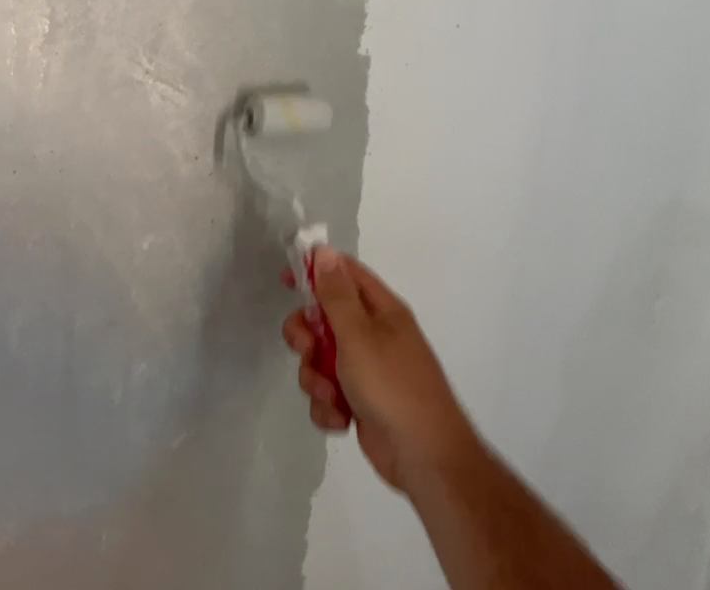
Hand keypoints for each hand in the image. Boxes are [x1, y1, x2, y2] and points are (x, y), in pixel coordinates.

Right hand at [282, 247, 479, 491]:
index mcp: (381, 311)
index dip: (314, 271)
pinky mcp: (358, 401)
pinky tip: (341, 419)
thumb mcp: (358, 335)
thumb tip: (324, 251)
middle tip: (308, 350)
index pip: (343, 274)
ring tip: (331, 395)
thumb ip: (336, 294)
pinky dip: (327, 406)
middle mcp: (373, 335)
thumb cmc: (392, 386)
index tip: (285, 281)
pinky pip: (326, 392)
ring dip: (315, 378)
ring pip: (318, 359)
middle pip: (322, 319)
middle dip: (306, 337)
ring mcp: (365, 370)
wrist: (425, 458)